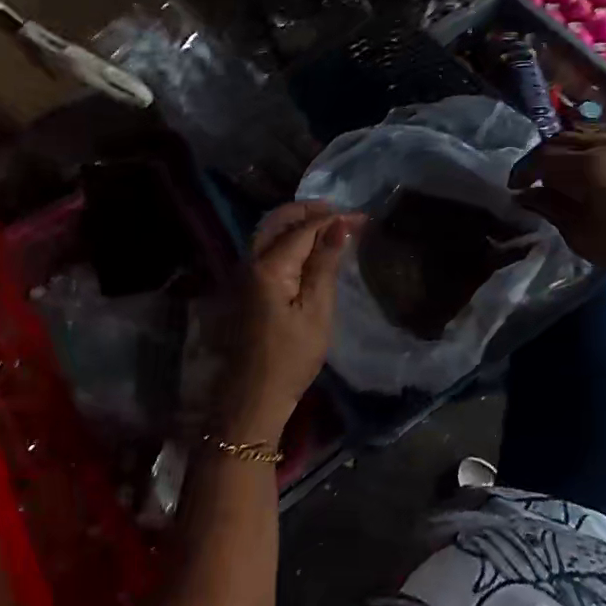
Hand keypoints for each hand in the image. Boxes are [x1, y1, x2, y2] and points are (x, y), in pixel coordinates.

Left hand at [218, 202, 360, 443]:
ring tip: (329, 225)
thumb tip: (340, 226)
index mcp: (269, 267)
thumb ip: (325, 265)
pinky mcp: (246, 285)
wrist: (254, 395)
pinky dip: (288, 237)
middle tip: (342, 214)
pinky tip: (308, 245)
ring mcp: (244, 272)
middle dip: (311, 211)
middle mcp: (250, 261)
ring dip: (298, 221)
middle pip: (279, 220)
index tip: (362, 217)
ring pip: (269, 231)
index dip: (333, 219)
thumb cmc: (292, 357)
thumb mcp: (317, 312)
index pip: (304, 229)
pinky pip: (266, 246)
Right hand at [511, 130, 605, 306]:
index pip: (542, 157)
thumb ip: (552, 209)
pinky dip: (593, 155)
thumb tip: (527, 195)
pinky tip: (594, 179)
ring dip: (570, 154)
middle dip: (544, 158)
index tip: (515, 187)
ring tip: (563, 180)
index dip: (524, 170)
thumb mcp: (583, 236)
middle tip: (535, 182)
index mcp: (588, 165)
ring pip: (590, 139)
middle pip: (565, 140)